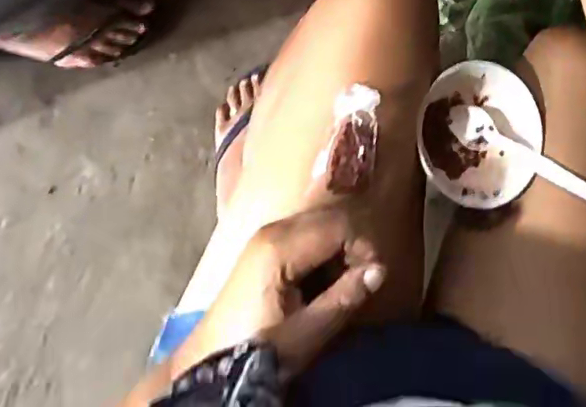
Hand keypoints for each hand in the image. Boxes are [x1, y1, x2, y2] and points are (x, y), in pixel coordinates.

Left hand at [201, 206, 385, 376]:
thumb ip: (342, 299)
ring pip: (322, 223)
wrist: (205, 368)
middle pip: (332, 218)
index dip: (363, 247)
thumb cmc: (255, 351)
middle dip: (353, 246)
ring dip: (339, 248)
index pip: (341, 224)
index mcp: (280, 245)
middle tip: (359, 280)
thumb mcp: (303, 335)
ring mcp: (267, 234)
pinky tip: (320, 281)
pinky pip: (308, 233)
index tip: (371, 277)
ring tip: (340, 285)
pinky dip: (323, 250)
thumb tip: (380, 270)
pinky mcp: (265, 245)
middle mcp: (274, 228)